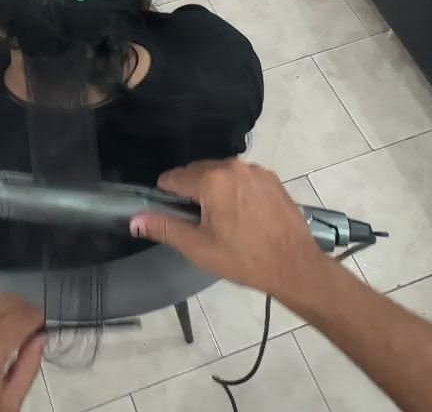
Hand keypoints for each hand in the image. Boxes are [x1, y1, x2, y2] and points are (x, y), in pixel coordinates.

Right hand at [129, 159, 334, 300]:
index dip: (168, 196)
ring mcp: (254, 169)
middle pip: (197, 172)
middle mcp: (231, 165)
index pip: (173, 177)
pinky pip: (242, 177)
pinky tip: (245, 216)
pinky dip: (236, 190)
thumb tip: (134, 219)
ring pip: (220, 174)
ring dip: (215, 190)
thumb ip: (165, 228)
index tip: (176, 216)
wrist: (297, 267)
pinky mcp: (271, 177)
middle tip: (201, 223)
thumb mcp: (200, 248)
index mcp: (211, 179)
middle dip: (193, 193)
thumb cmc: (245, 259)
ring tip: (224, 221)